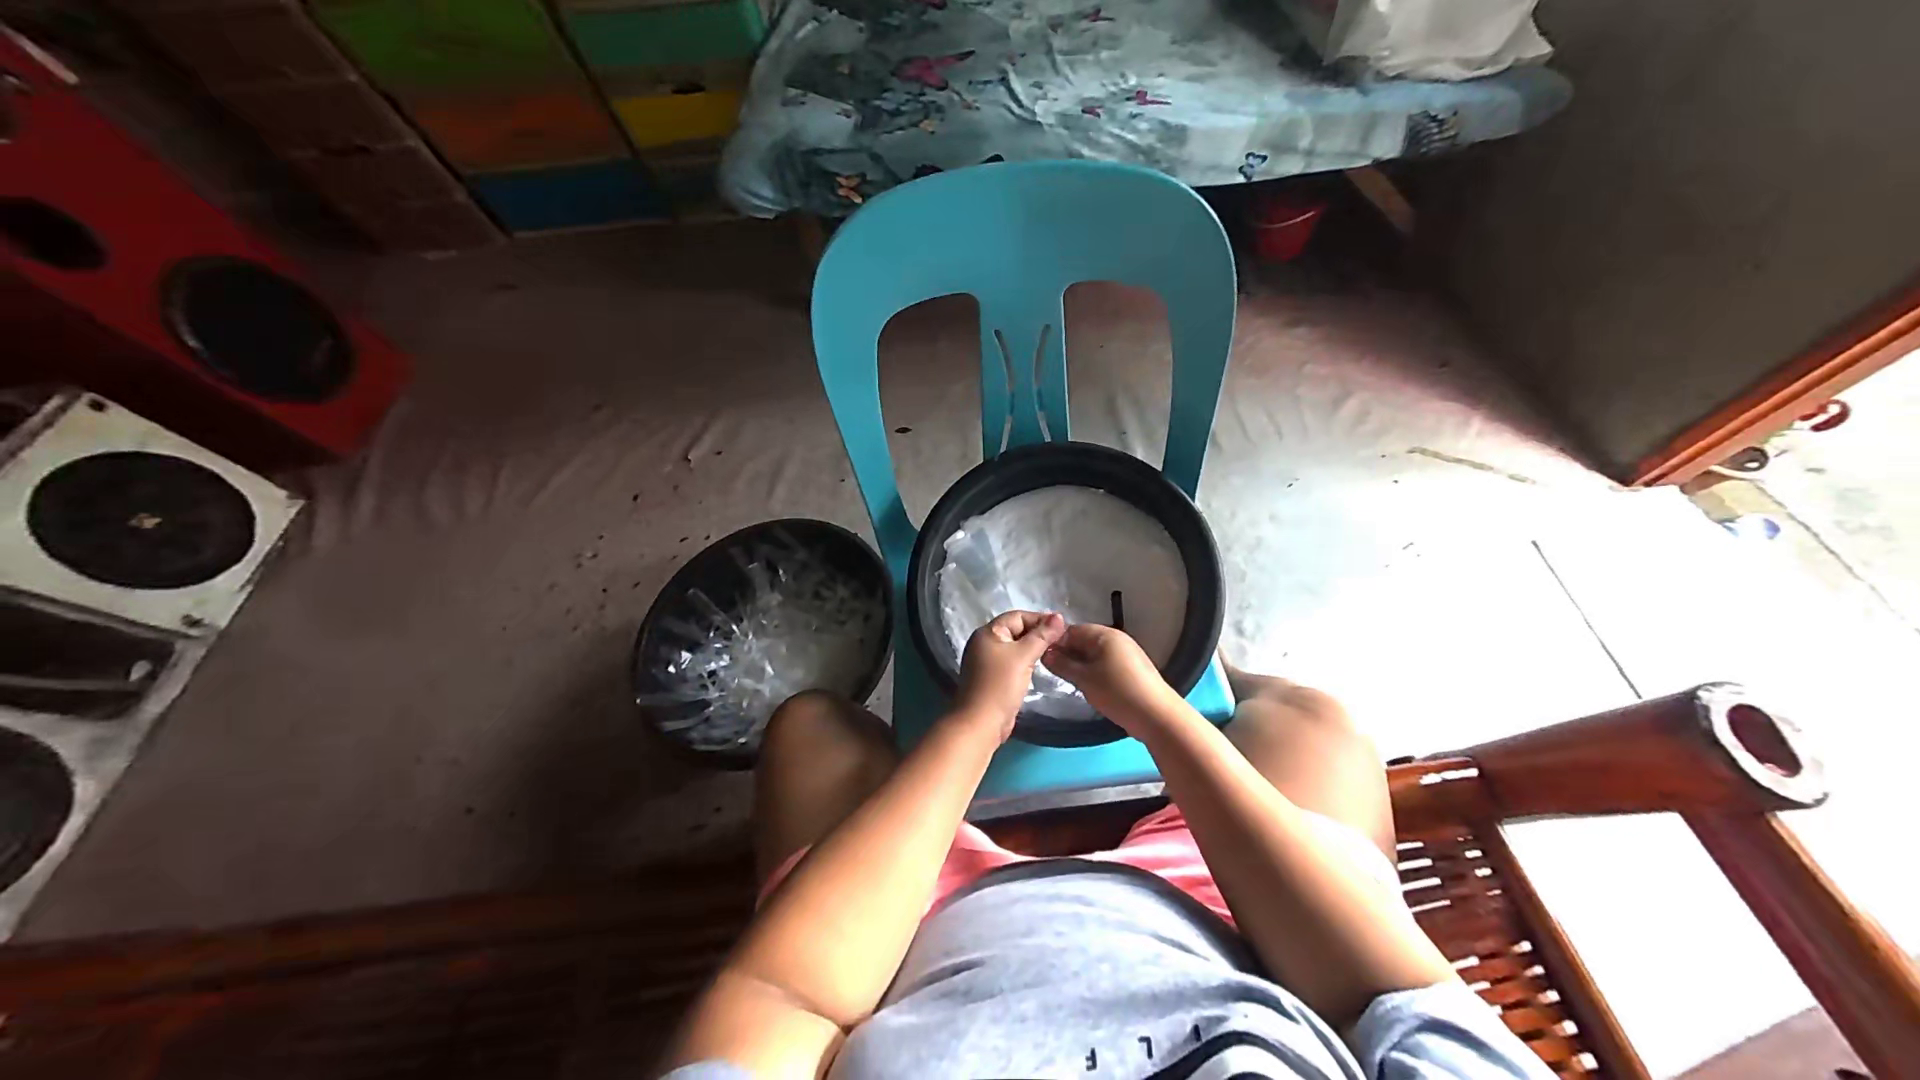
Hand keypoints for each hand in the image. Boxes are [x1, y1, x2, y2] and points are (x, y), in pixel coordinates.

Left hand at [953, 610, 1066, 741]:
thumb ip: (1042, 636)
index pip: (1017, 616)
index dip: (1040, 619)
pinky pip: (1012, 662)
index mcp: (987, 632)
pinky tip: (1040, 666)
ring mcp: (987, 661)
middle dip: (1038, 633)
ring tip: (1055, 651)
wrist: (981, 722)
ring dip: (1033, 648)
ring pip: (1015, 647)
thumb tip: (1059, 617)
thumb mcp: (1024, 656)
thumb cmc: (1000, 685)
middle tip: (1062, 640)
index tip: (1062, 627)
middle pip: (1016, 630)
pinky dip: (1026, 661)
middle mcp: (984, 643)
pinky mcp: (992, 677)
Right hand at [1042, 623, 1180, 729]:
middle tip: (1053, 671)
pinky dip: (1094, 671)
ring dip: (1080, 664)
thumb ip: (1062, 664)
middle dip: (1068, 653)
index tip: (1042, 658)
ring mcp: (1126, 653)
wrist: (1157, 716)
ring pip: (1095, 653)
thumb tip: (1046, 653)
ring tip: (1069, 680)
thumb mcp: (1084, 679)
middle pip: (1084, 640)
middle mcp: (1117, 638)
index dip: (1055, 642)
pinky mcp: (1132, 669)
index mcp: (1104, 634)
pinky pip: (1105, 663)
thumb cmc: (1117, 692)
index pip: (1072, 630)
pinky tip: (1088, 686)